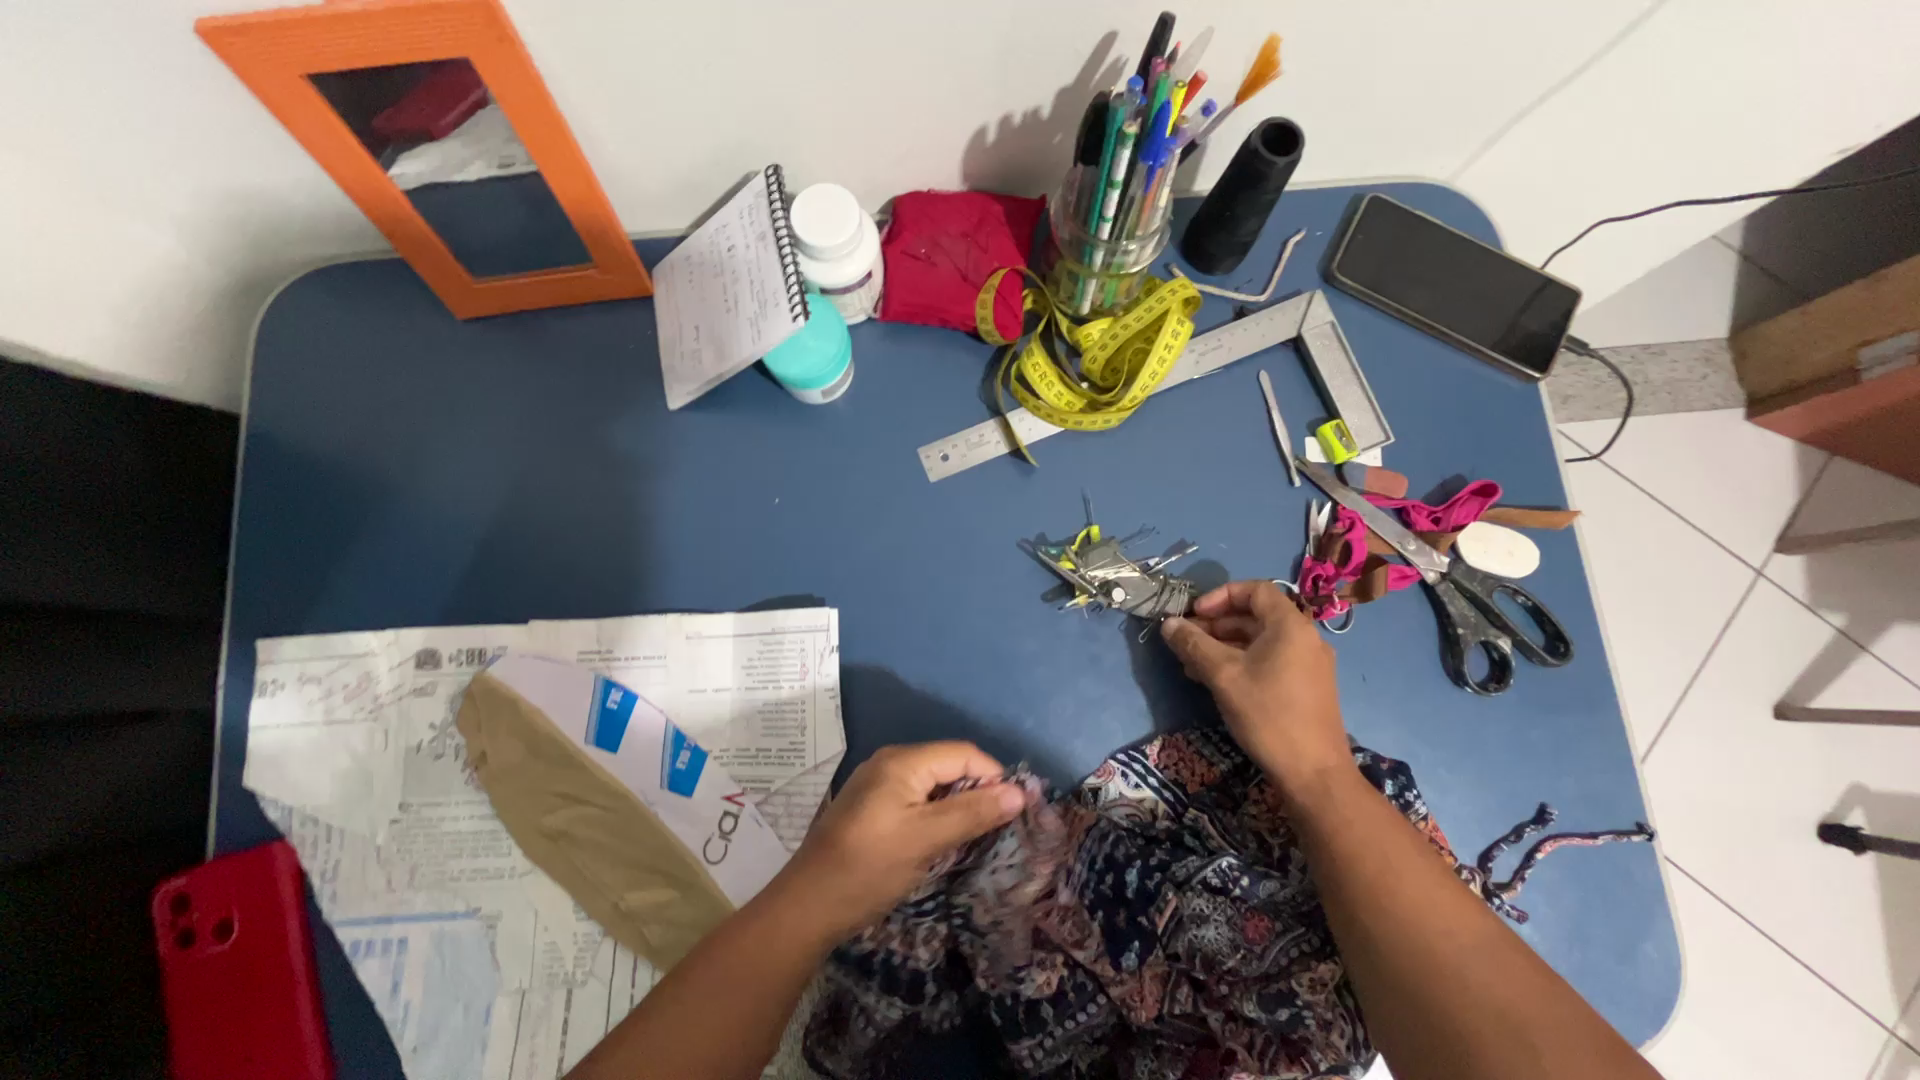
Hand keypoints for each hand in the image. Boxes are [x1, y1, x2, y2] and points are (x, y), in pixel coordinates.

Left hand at [772, 741, 1025, 942]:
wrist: (806, 907)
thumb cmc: (868, 869)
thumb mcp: (925, 840)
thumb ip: (972, 813)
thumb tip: (1019, 793)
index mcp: (902, 761)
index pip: (964, 754)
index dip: (994, 778)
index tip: (1016, 814)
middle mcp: (889, 762)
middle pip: (949, 765)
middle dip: (978, 792)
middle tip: (999, 829)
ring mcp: (877, 785)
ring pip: (934, 785)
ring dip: (958, 806)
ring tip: (976, 838)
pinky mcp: (871, 808)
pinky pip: (916, 799)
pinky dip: (936, 815)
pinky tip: (943, 841)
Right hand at [1160, 580, 1351, 795]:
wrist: (1314, 772)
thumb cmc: (1268, 714)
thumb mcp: (1223, 676)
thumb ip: (1194, 644)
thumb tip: (1169, 624)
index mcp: (1290, 625)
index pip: (1255, 589)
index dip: (1220, 596)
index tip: (1194, 615)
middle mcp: (1304, 637)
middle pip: (1256, 615)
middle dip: (1217, 624)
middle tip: (1186, 642)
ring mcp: (1308, 663)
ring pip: (1260, 641)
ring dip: (1224, 646)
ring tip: (1192, 666)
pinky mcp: (1306, 686)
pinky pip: (1270, 660)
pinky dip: (1242, 662)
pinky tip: (1216, 682)